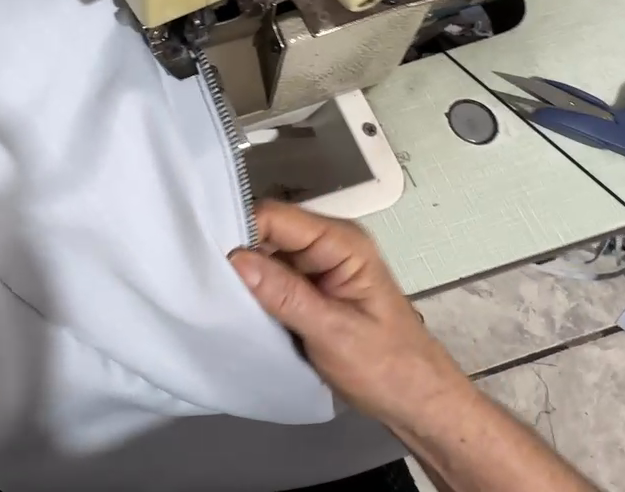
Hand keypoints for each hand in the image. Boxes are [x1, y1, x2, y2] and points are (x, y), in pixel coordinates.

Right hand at [228, 202, 470, 430]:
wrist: (419, 407)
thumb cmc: (390, 370)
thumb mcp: (335, 333)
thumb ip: (286, 295)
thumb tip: (236, 259)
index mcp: (341, 241)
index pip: (275, 216)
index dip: (240, 230)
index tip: (208, 256)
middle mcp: (326, 243)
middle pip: (265, 229)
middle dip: (237, 251)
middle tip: (204, 276)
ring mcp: (316, 264)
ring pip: (263, 252)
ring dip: (242, 272)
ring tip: (214, 290)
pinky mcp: (307, 285)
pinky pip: (269, 274)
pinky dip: (252, 288)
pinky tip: (235, 301)